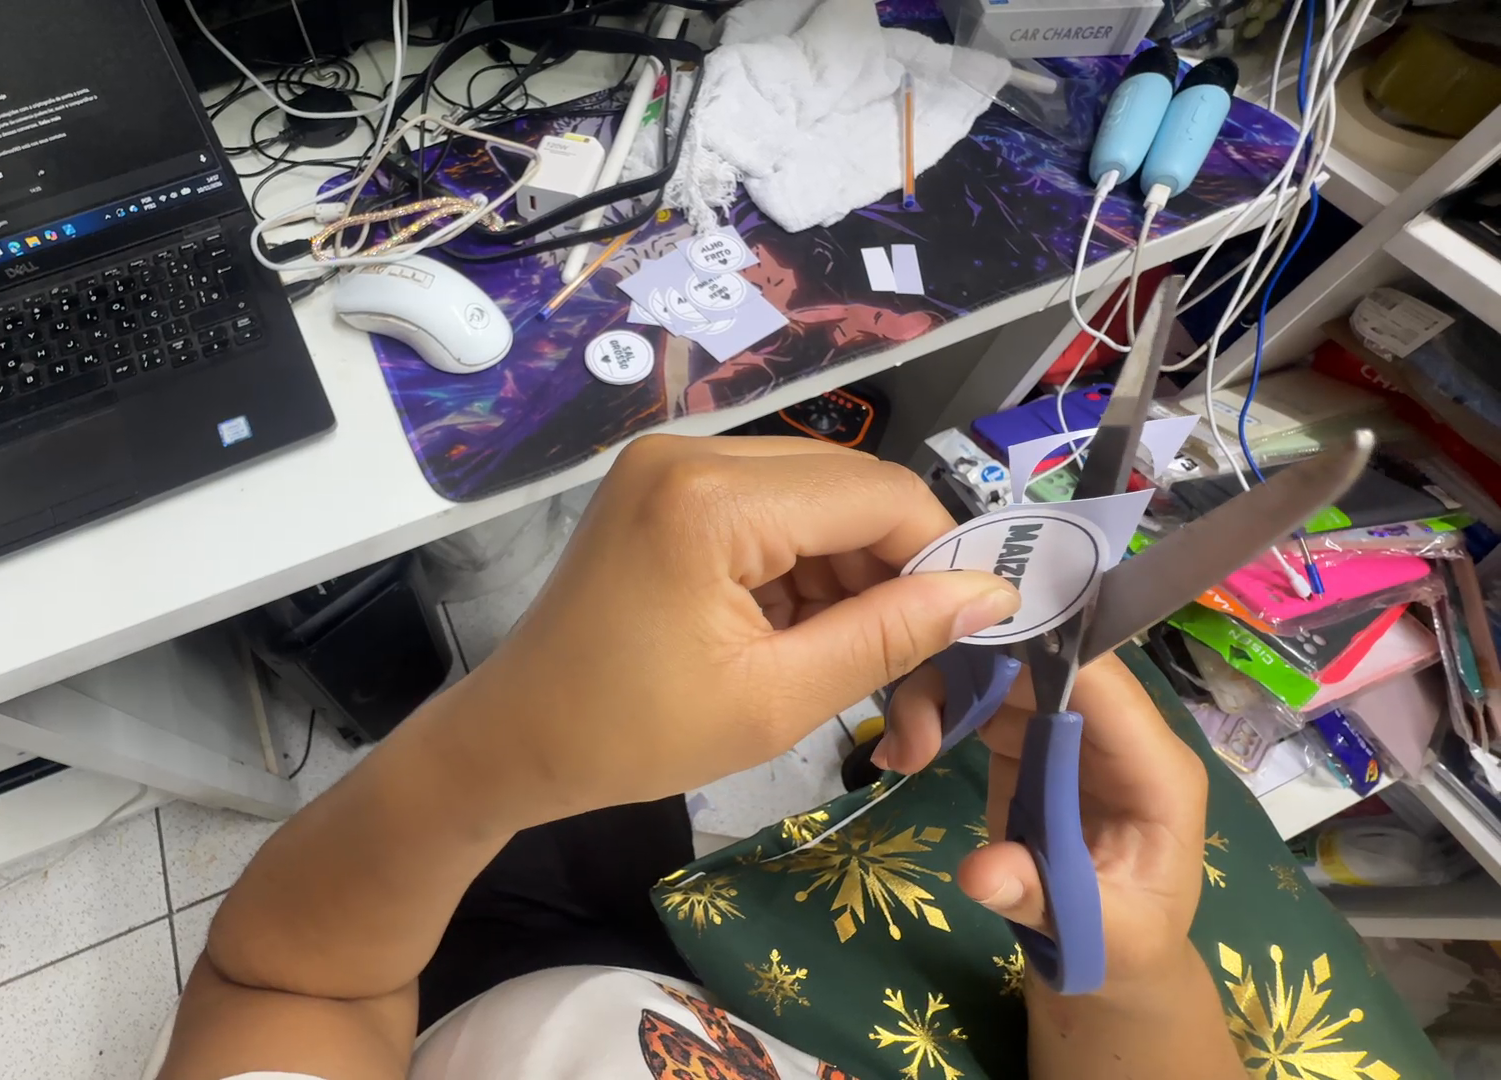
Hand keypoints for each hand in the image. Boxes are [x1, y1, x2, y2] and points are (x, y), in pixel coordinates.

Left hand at [427, 435, 1020, 828]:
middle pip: (844, 492)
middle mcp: (690, 452)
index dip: (942, 559)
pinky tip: (792, 634)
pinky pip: (761, 511)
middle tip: (911, 670)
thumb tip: (991, 594)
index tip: (972, 633)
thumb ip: (889, 637)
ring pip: (808, 503)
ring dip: (844, 580)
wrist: (519, 734)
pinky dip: (794, 570)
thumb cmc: (632, 734)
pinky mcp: (659, 489)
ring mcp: (667, 464)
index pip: (880, 495)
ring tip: (847, 666)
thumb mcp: (775, 699)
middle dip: (891, 577)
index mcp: (712, 498)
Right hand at [881, 654, 1208, 993]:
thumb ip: (1040, 897)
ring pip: (995, 669)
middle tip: (908, 722)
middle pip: (1036, 661)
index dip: (1035, 653)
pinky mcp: (1027, 734)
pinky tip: (903, 747)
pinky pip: (974, 694)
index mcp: (1152, 768)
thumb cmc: (1125, 939)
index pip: (1100, 685)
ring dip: (937, 691)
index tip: (958, 644)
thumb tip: (977, 874)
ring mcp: (1064, 727)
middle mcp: (1110, 732)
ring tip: (901, 750)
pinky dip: (930, 707)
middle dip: (964, 672)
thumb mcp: (1097, 932)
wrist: (1110, 947)